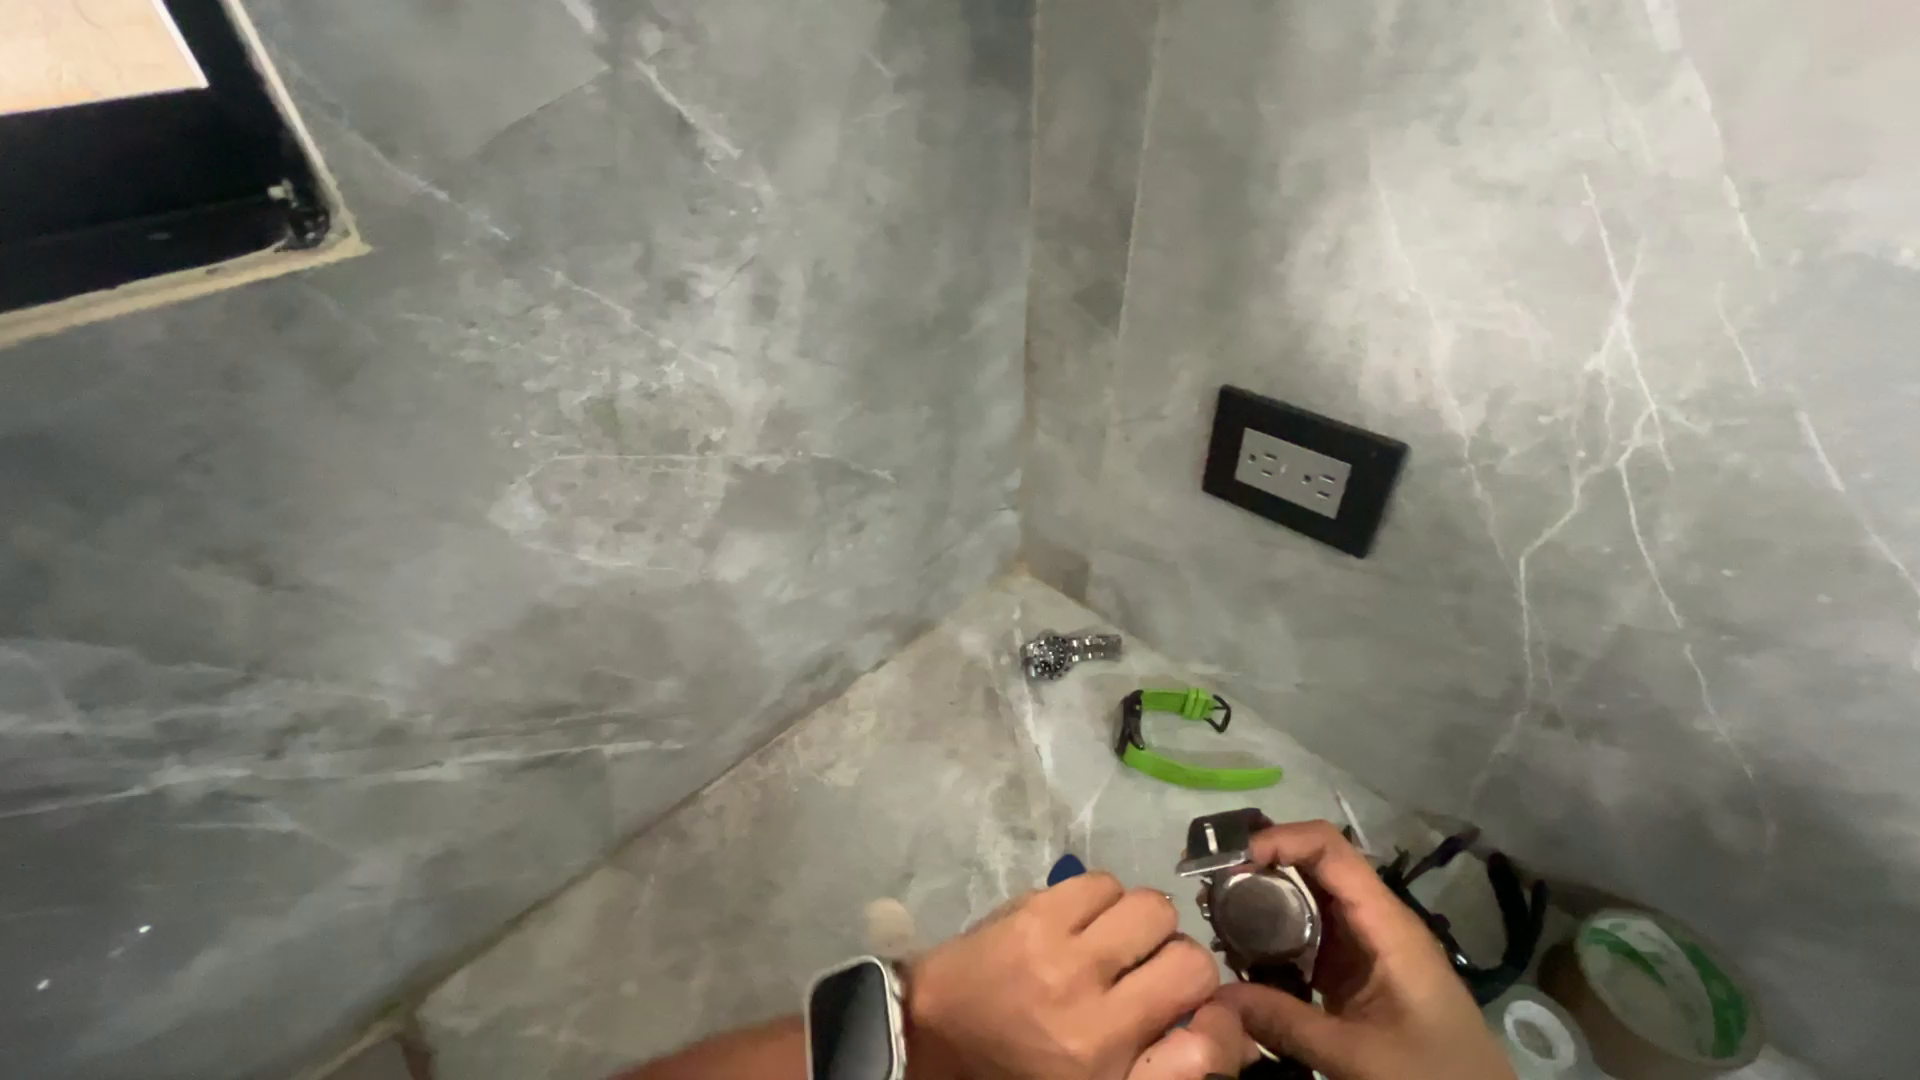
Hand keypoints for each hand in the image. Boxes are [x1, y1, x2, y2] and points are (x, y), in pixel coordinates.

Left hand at [904, 872, 1256, 1079]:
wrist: (931, 1031)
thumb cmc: (1016, 1069)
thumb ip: (1165, 1068)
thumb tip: (1221, 1021)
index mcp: (1104, 1057)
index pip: (1202, 1013)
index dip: (1208, 1002)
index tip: (1183, 1004)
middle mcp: (1089, 1000)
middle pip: (1184, 950)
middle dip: (1176, 958)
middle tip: (1145, 971)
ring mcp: (1059, 947)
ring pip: (1147, 905)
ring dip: (1140, 924)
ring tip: (1112, 943)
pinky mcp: (1033, 909)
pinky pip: (1100, 881)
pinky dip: (1104, 898)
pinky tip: (1083, 920)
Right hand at [1212, 821, 1516, 1079]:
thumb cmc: (1437, 1077)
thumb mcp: (1361, 1058)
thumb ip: (1287, 1024)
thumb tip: (1214, 994)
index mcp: (1385, 923)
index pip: (1328, 847)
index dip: (1278, 839)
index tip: (1229, 861)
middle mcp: (1371, 921)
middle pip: (1308, 865)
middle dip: (1255, 865)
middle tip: (1205, 884)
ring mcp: (1361, 945)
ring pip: (1302, 897)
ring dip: (1257, 898)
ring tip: (1213, 915)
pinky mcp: (1352, 971)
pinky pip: (1304, 934)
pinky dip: (1268, 933)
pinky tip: (1239, 953)